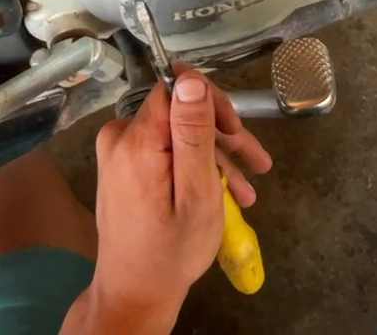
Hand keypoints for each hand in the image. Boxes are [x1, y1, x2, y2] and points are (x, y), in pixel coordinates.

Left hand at [65, 66, 271, 333]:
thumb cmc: (171, 251)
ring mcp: (119, 151)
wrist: (134, 296)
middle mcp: (119, 136)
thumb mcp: (196, 193)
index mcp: (136, 140)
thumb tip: (191, 79)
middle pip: (180, 111)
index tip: (235, 129)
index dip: (210, 101)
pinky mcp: (124, 164)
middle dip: (222, 133)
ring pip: (177, 132)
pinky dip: (194, 164)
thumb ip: (194, 133)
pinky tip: (226, 190)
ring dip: (215, 154)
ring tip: (249, 186)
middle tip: (257, 161)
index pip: (176, 87)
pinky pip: (165, 149)